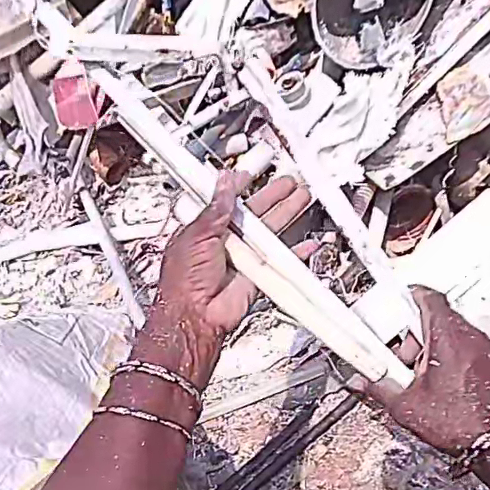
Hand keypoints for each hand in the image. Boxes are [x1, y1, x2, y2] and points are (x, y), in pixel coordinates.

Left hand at [140, 171, 311, 384]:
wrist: (195, 315)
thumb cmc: (184, 281)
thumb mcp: (197, 234)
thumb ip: (216, 209)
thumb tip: (224, 184)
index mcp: (204, 230)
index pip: (225, 203)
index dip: (239, 187)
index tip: (250, 174)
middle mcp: (224, 243)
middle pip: (254, 215)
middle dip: (272, 197)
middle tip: (289, 183)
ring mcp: (241, 259)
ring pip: (269, 233)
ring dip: (285, 215)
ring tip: (301, 198)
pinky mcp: (256, 276)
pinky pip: (278, 261)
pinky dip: (294, 253)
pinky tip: (305, 243)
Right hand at [356, 286, 489, 452]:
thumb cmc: (458, 423)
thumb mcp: (406, 406)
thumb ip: (379, 387)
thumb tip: (362, 380)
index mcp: (448, 341)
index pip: (430, 299)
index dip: (411, 297)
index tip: (399, 302)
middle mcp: (471, 339)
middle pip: (437, 318)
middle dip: (414, 334)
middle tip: (401, 356)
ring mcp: (486, 349)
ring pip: (452, 332)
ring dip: (431, 345)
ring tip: (419, 373)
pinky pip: (466, 346)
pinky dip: (449, 354)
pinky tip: (438, 379)